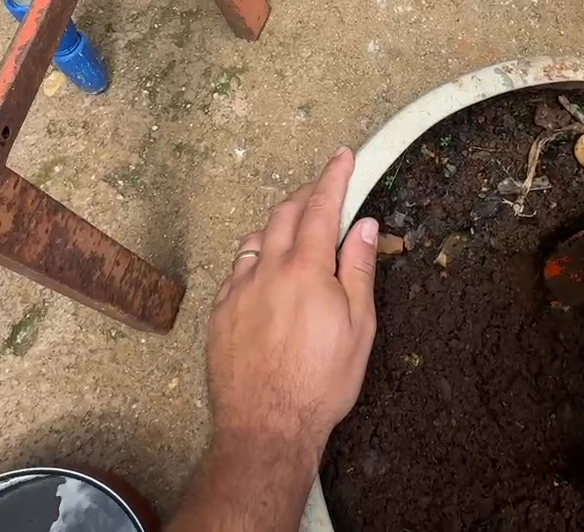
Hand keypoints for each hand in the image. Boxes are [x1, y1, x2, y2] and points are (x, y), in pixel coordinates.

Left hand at [207, 147, 379, 457]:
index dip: (334, 176)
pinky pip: (238, 268)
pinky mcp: (219, 313)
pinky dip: (256, 256)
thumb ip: (358, 268)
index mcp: (306, 269)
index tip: (343, 154)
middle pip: (285, 212)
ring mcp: (238, 289)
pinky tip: (266, 271)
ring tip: (297, 229)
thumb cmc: (322, 381)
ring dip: (279, 222)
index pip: (321, 206)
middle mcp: (268, 269)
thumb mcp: (359, 326)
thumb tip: (363, 224)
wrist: (265, 429)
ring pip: (257, 236)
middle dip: (306, 192)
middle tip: (324, 189)